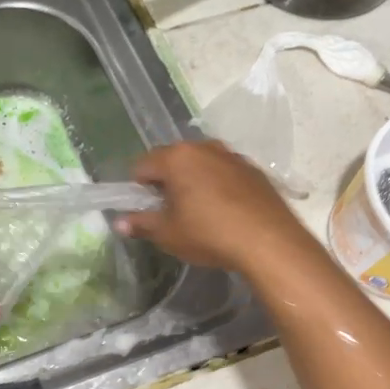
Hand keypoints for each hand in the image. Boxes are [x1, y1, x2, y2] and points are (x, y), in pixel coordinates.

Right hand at [114, 141, 312, 273]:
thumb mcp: (168, 234)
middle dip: (166, 182)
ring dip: (193, 182)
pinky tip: (225, 212)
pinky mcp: (255, 170)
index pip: (141, 165)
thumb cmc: (209, 234)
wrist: (270, 241)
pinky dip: (218, 186)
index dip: (137, 189)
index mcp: (177, 157)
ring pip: (201, 164)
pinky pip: (224, 173)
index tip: (145, 211)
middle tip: (170, 213)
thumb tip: (119, 223)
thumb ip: (141, 224)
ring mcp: (232, 155)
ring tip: (199, 213)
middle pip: (172, 160)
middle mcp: (204, 147)